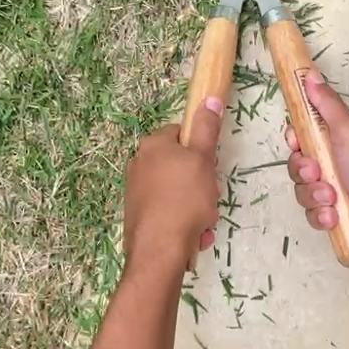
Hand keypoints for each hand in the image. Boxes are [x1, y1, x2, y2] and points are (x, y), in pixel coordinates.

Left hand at [122, 97, 224, 276]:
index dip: (200, 149)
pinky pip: (169, 211)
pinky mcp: (138, 215)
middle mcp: (139, 164)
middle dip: (201, 183)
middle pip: (180, 165)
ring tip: (204, 223)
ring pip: (178, 191)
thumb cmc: (184, 198)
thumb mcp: (203, 159)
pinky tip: (194, 236)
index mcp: (152, 145)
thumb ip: (206, 129)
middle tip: (211, 197)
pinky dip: (184, 221)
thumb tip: (208, 99)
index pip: (181, 133)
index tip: (211, 166)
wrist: (159, 250)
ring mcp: (136, 191)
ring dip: (197, 207)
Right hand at [285, 75, 348, 246]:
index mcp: (339, 138)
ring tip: (332, 200)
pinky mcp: (337, 213)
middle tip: (317, 173)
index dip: (296, 139)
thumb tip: (311, 73)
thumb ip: (327, 103)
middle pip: (298, 163)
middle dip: (303, 171)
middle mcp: (336, 161)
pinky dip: (321, 216)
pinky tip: (333, 217)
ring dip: (313, 196)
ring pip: (303, 190)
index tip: (297, 143)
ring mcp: (336, 188)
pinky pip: (314, 213)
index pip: (304, 134)